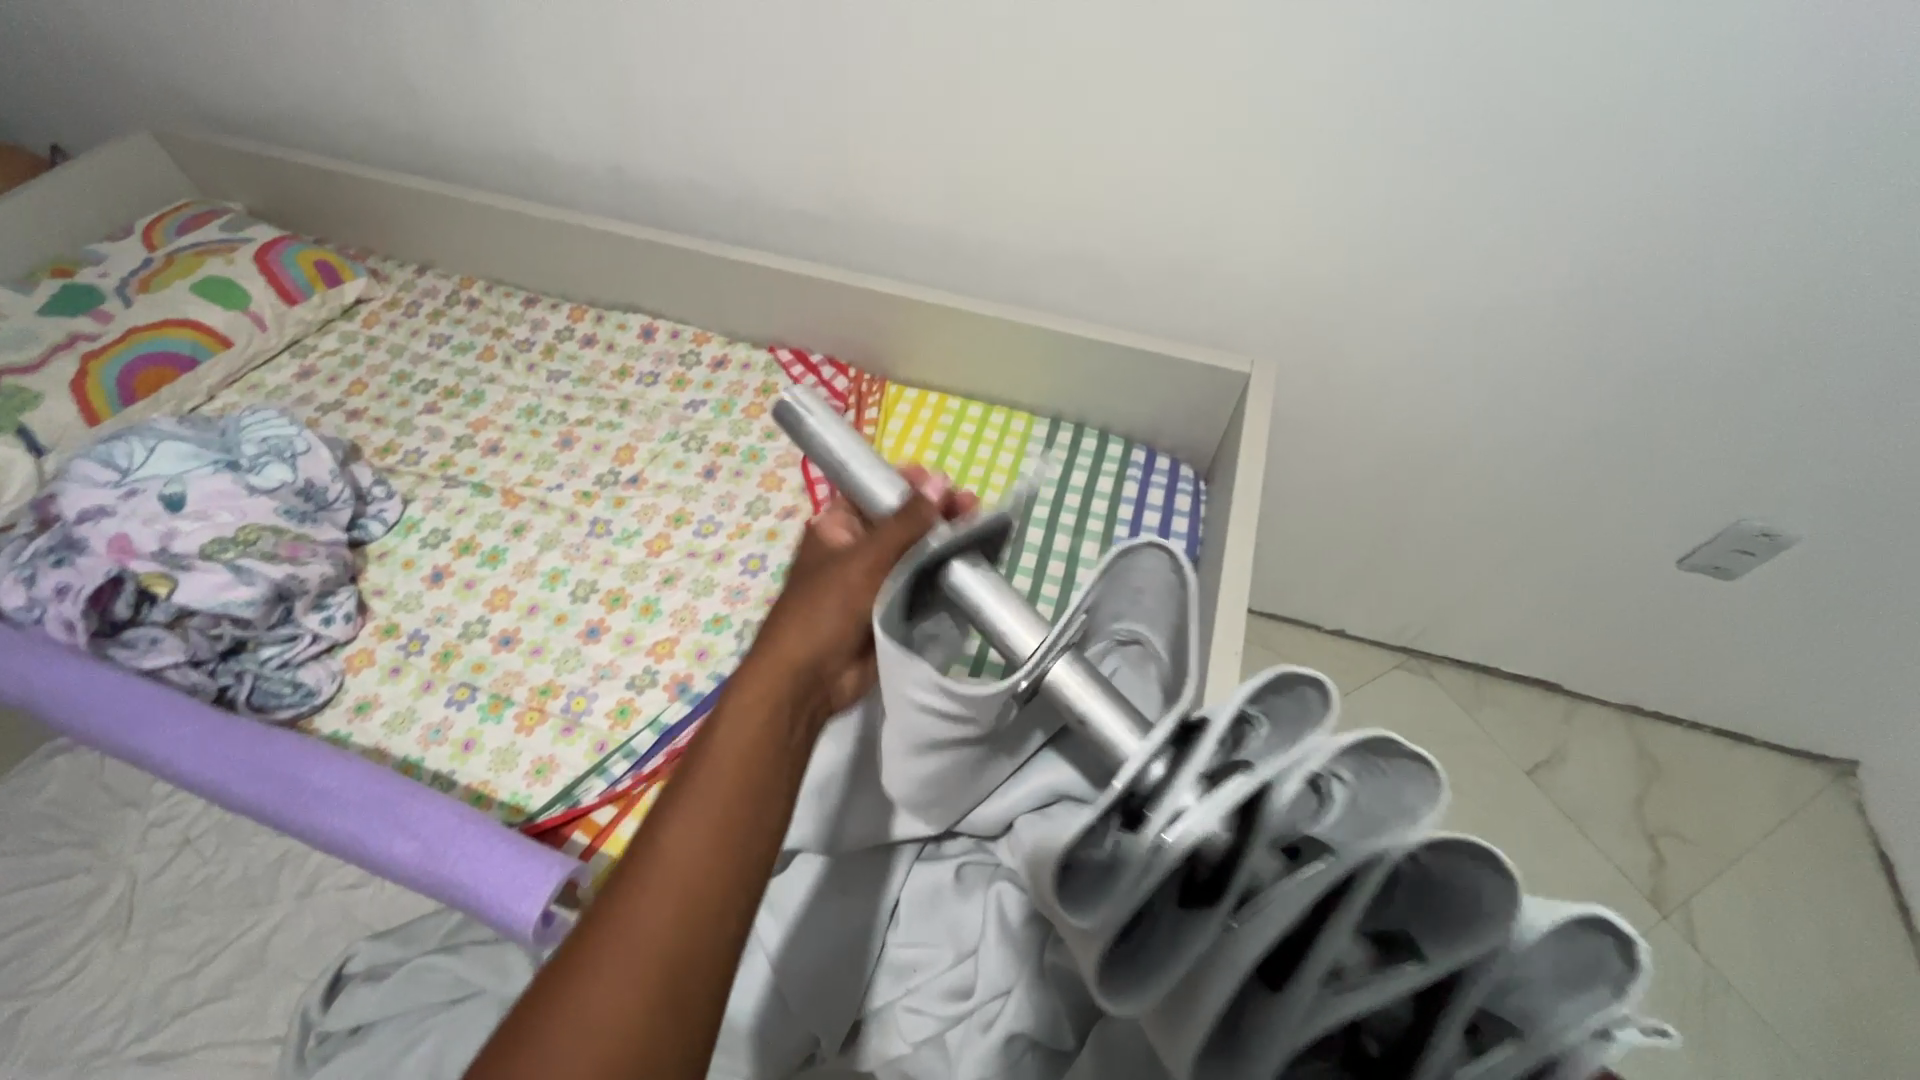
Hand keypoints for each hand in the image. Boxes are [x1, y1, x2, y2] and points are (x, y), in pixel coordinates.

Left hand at [740, 466, 979, 723]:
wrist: (808, 681)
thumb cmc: (825, 610)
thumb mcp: (865, 559)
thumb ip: (905, 522)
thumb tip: (939, 480)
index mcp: (838, 526)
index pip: (875, 491)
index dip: (907, 483)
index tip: (942, 481)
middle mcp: (858, 548)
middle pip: (903, 522)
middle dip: (936, 513)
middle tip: (970, 505)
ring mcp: (877, 581)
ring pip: (918, 553)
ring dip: (947, 542)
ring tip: (980, 528)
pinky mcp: (895, 609)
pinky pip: (925, 586)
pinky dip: (947, 575)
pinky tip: (973, 562)